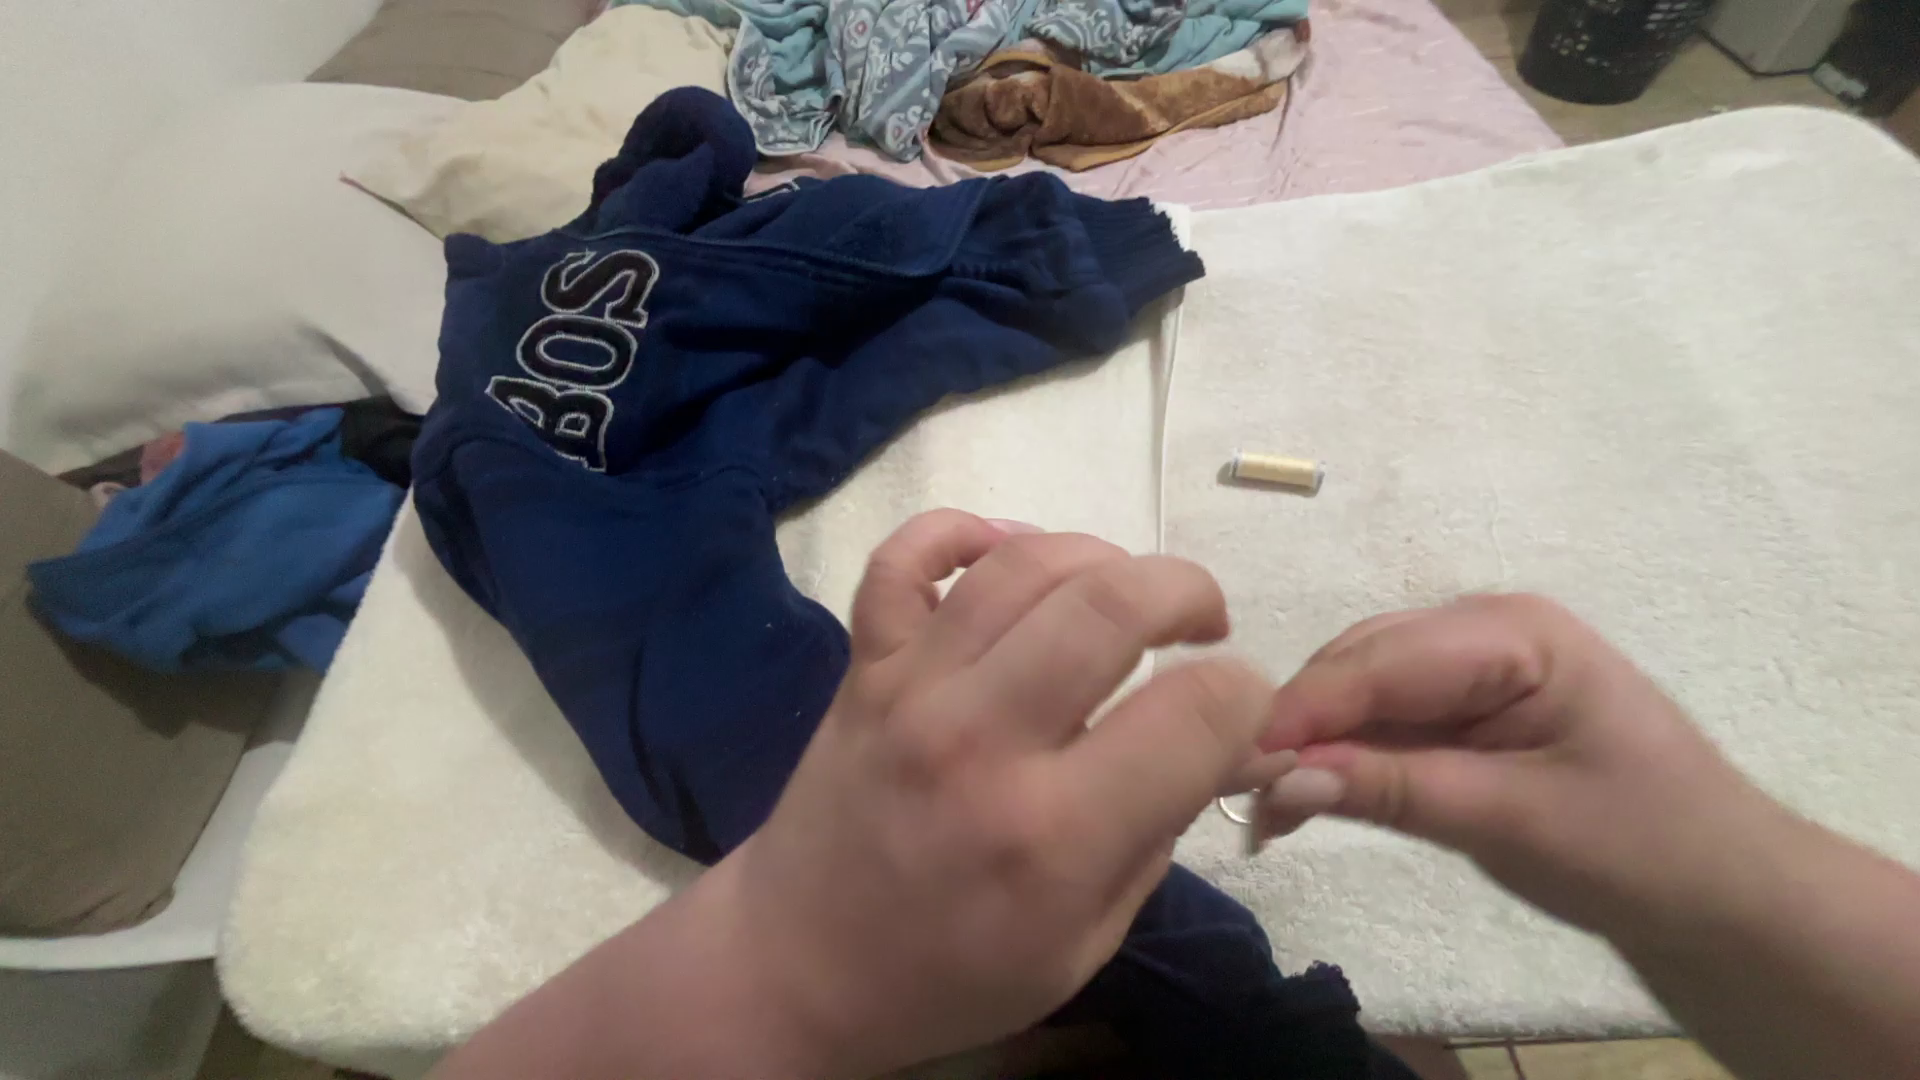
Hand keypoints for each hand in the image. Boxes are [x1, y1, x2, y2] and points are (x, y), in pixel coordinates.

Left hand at [703, 510, 1293, 1078]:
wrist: (801, 961)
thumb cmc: (953, 967)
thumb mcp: (1086, 939)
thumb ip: (1164, 827)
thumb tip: (1237, 737)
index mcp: (1053, 834)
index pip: (1195, 713)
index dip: (1247, 692)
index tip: (1240, 700)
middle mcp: (981, 739)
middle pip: (1110, 603)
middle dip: (1186, 590)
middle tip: (1199, 620)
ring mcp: (910, 687)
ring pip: (1020, 563)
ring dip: (1097, 554)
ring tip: (1120, 589)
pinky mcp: (863, 662)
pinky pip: (903, 559)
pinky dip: (958, 530)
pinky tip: (1003, 548)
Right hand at [1251, 594, 1785, 936]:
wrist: (1725, 901)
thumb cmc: (1645, 850)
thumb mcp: (1514, 821)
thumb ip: (1390, 790)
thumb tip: (1276, 780)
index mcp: (1509, 630)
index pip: (1378, 661)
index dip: (1302, 709)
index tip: (1236, 761)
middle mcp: (1473, 628)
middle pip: (1352, 666)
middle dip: (1296, 726)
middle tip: (1242, 790)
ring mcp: (1457, 663)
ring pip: (1348, 690)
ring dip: (1305, 744)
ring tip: (1265, 801)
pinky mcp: (1446, 703)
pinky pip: (1369, 719)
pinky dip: (1331, 757)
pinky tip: (1301, 790)